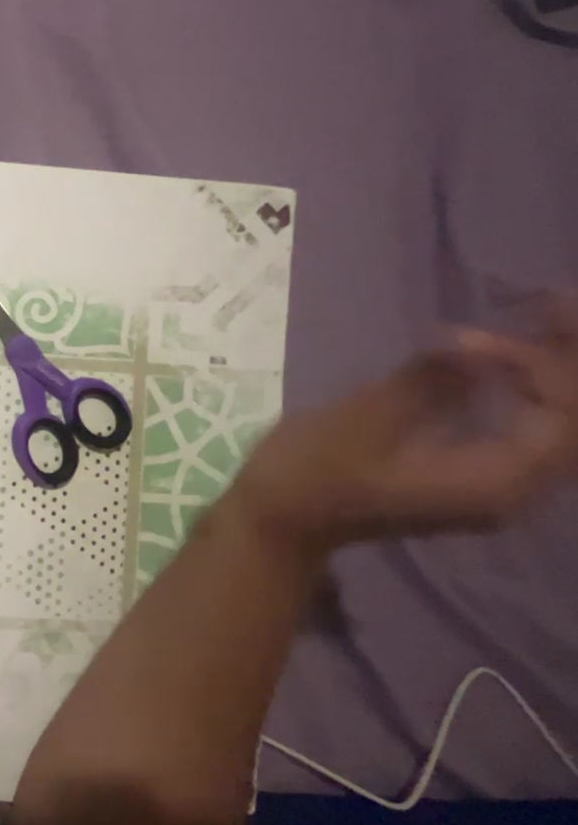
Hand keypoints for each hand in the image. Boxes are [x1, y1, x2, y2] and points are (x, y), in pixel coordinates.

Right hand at [229, 292, 577, 551]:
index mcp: (497, 480)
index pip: (563, 413)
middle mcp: (515, 488)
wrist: (277, 522)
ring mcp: (494, 485)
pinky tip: (495, 366)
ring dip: (547, 372)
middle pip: (572, 417)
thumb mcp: (357, 422)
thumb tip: (468, 347)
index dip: (537, 363)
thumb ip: (423, 384)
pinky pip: (526, 430)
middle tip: (549, 302)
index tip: (464, 335)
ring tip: (538, 323)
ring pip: (554, 421)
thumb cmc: (309, 473)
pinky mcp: (470, 477)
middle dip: (564, 359)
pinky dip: (524, 392)